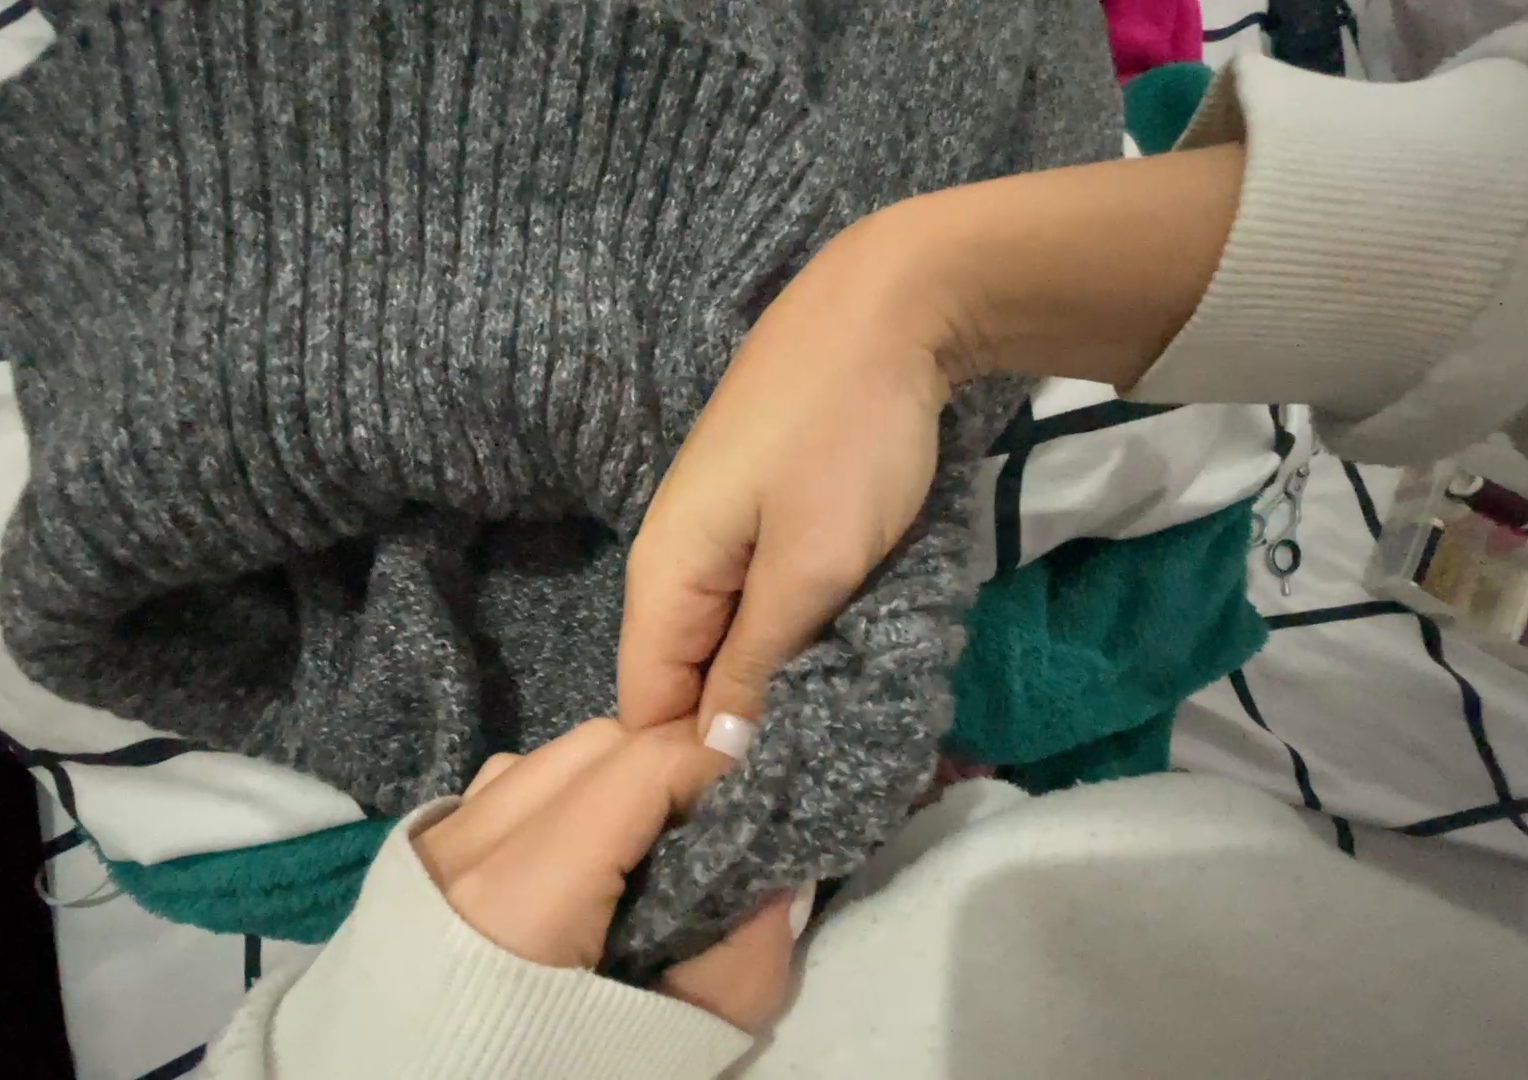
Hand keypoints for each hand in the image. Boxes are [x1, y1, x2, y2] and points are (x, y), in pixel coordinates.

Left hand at [414, 718, 799, 1031]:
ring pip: (553, 754)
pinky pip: (508, 781)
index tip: (748, 806)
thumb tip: (775, 875)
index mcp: (516, 899)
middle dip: (667, 767)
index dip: (711, 768)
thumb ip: (740, 967)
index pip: (639, 767)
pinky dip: (561, 792)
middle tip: (704, 829)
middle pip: (598, 744)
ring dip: (614, 777)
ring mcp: (435, 839)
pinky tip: (571, 851)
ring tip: (641, 844)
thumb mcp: (665, 1054)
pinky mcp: (421, 846)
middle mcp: (464, 845)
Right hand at [619, 211, 962, 730]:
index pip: (643, 706)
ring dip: (761, 689)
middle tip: (802, 780)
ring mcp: (710, 540)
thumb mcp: (808, 568)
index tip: (755, 812)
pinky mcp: (751, 524)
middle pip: (676, 679)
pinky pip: (747, 608)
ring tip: (819, 733)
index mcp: (662, 578)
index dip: (688, 767)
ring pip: (717, 646)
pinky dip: (779, 642)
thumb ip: (752, 665)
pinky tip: (821, 661)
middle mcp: (669, 565)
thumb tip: (710, 754)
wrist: (883, 314)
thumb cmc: (843, 442)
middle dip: (729, 733)